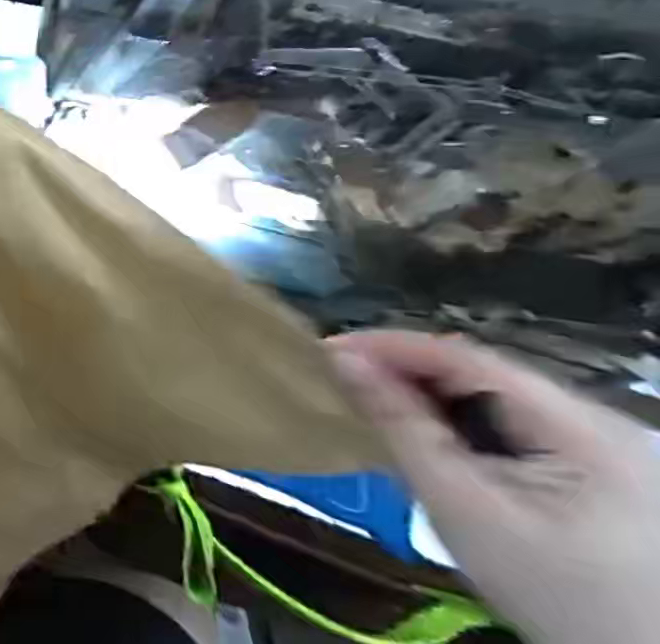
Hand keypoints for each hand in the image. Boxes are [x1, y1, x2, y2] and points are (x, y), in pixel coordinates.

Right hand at [328, 330, 659, 642]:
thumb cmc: (550, 586)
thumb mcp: (458, 501)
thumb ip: (400, 423)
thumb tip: (342, 357)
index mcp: (581, 426)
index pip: (463, 357)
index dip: (387, 345)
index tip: (322, 350)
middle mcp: (602, 423)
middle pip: (480, 373)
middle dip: (404, 371)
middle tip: (340, 380)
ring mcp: (608, 449)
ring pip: (494, 397)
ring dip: (428, 395)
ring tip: (373, 404)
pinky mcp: (603, 472)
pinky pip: (515, 424)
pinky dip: (461, 421)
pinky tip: (431, 438)